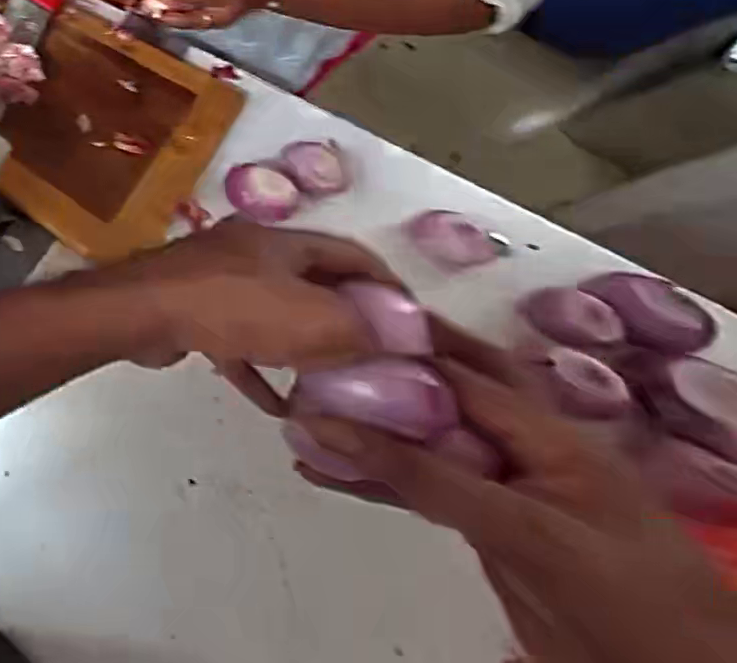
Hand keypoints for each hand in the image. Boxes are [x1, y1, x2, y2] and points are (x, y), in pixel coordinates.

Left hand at [57, 222, 392, 400]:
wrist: (139, 313)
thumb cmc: (232, 308)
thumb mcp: (318, 319)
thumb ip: (368, 327)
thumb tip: (406, 334)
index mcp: (277, 241)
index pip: (351, 255)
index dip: (390, 289)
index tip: (416, 330)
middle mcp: (242, 254)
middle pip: (309, 286)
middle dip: (343, 324)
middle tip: (374, 364)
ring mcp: (208, 281)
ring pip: (270, 316)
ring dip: (300, 351)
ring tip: (332, 389)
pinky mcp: (185, 310)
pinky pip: (233, 341)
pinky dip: (256, 370)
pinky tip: (276, 406)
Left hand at [161, 0, 283, 30]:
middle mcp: (218, 13)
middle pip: (185, 18)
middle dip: (164, 15)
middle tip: (145, 11)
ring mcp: (217, 22)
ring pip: (187, 24)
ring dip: (168, 21)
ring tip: (150, 15)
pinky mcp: (215, 25)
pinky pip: (193, 25)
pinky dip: (178, 22)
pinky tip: (165, 17)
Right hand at [297, 329, 736, 662]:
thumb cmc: (623, 598)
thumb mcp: (521, 530)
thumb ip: (419, 474)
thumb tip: (318, 421)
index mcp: (549, 436)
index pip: (458, 372)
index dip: (397, 344)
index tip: (329, 321)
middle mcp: (521, 450)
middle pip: (439, 392)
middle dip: (379, 372)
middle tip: (316, 348)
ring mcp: (500, 487)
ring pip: (415, 439)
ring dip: (360, 428)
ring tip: (297, 414)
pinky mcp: (481, 522)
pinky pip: (411, 485)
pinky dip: (365, 476)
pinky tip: (318, 469)